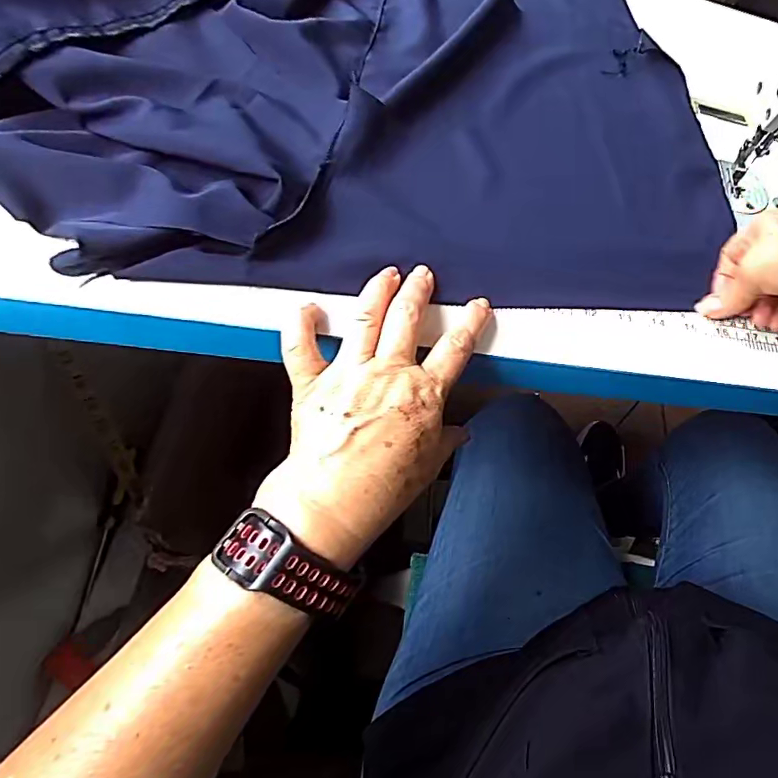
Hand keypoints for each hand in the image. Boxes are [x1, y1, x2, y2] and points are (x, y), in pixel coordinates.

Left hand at [255, 266, 492, 568]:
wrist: (332, 502)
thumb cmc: (379, 490)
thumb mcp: (428, 466)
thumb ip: (446, 441)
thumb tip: (459, 434)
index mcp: (421, 395)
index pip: (455, 347)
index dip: (470, 322)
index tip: (476, 308)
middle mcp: (386, 375)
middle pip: (407, 319)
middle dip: (418, 291)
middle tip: (423, 277)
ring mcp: (348, 374)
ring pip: (365, 317)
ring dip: (377, 291)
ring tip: (386, 275)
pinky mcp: (312, 383)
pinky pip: (302, 345)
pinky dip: (302, 323)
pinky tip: (308, 309)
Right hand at [695, 210, 777, 330]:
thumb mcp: (750, 273)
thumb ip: (727, 295)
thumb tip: (711, 307)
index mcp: (763, 226)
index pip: (730, 258)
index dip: (722, 284)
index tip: (719, 305)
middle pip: (752, 277)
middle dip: (746, 300)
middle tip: (741, 313)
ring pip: (773, 290)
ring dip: (764, 309)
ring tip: (762, 319)